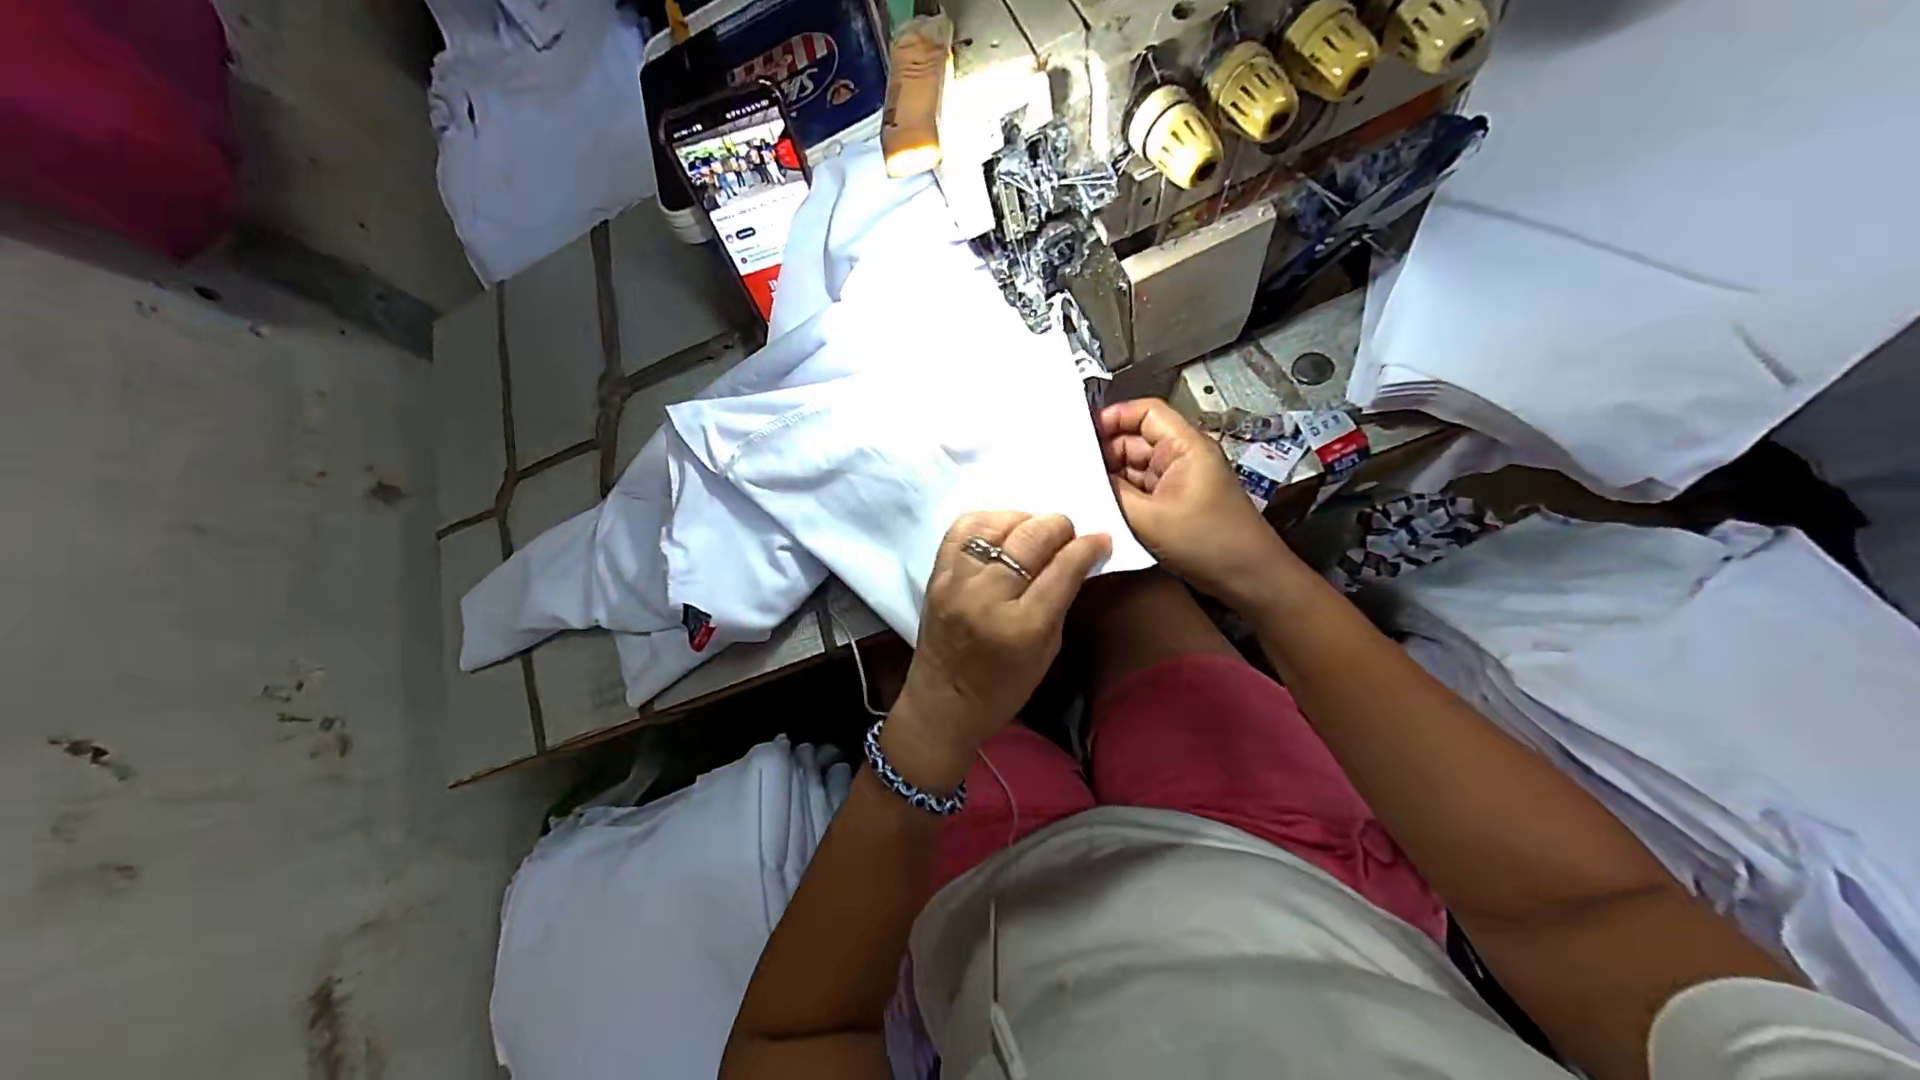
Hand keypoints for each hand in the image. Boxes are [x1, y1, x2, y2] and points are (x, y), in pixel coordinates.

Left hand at [883, 512, 1111, 789]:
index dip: (1089, 547)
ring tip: (1036, 530)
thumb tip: (1077, 558)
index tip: (1101, 539)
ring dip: (1025, 520)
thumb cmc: (1003, 689)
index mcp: (1023, 627)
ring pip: (996, 526)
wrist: (942, 705)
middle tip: (1070, 534)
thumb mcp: (1047, 651)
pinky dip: (988, 521)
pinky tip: (1004, 529)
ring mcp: (957, 583)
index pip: (1063, 568)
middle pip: (1031, 538)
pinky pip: (962, 530)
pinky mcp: (936, 576)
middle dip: (1060, 527)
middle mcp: (988, 598)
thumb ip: (1061, 601)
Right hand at [1097, 397, 1304, 604]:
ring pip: (1134, 468)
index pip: (1146, 412)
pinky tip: (1100, 506)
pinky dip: (1120, 496)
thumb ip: (1113, 494)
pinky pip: (1139, 491)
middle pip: (1134, 440)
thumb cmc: (1213, 543)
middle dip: (1104, 452)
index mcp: (1186, 447)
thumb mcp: (1151, 518)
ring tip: (1082, 489)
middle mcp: (1181, 458)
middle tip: (1073, 468)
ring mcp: (1177, 481)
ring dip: (1110, 478)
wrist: (1249, 578)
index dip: (1113, 416)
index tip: (1083, 432)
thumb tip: (1084, 479)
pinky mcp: (1173, 503)